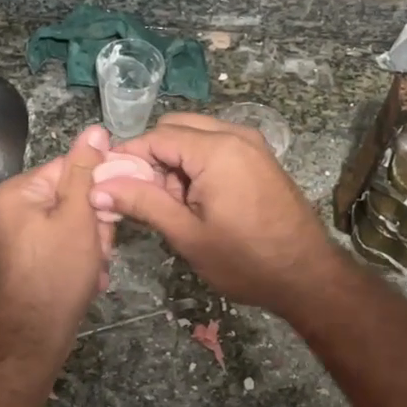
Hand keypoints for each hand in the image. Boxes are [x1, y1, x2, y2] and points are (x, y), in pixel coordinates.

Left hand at [0, 125, 113, 356]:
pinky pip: (52, 245)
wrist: (31, 339)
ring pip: (64, 224)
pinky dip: (73, 258)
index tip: (121, 206)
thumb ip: (86, 171)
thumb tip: (95, 129)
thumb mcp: (78, 217)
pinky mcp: (16, 262)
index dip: (98, 186)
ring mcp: (8, 237)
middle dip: (92, 223)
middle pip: (65, 197)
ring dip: (88, 244)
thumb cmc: (57, 274)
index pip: (67, 169)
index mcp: (14, 192)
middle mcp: (4, 209)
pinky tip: (86, 279)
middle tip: (102, 250)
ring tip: (94, 269)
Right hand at [89, 113, 344, 318]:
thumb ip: (142, 204)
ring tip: (174, 206)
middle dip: (153, 158)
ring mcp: (251, 144)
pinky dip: (197, 164)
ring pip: (194, 136)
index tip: (108, 185)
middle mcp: (234, 135)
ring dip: (175, 162)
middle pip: (174, 128)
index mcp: (216, 149)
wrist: (308, 277)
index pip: (154, 137)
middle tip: (147, 199)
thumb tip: (98, 189)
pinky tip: (197, 202)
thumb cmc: (246, 260)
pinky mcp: (260, 158)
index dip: (127, 159)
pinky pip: (216, 146)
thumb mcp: (187, 235)